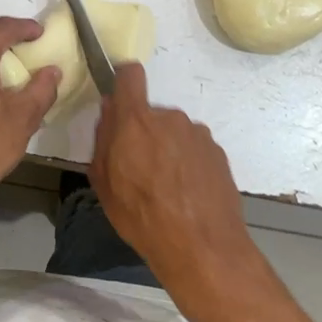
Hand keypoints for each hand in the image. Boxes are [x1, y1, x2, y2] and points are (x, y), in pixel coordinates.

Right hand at [89, 64, 252, 281]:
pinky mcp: (218, 153)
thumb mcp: (103, 183)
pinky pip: (193, 150)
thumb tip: (108, 113)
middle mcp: (170, 118)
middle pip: (150, 115)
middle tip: (137, 169)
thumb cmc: (141, 215)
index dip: (122, 82)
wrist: (200, 245)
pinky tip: (185, 194)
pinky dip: (186, 164)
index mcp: (136, 121)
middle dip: (141, 134)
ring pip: (173, 133)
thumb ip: (102, 141)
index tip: (119, 98)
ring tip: (165, 188)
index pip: (129, 77)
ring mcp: (198, 135)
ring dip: (166, 150)